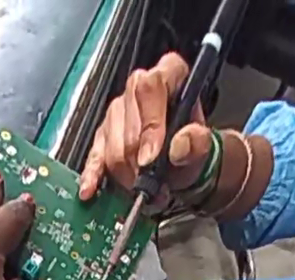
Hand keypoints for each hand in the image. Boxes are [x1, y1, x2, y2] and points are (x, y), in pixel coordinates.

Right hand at [78, 52, 213, 201]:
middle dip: (135, 160)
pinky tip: (91, 189)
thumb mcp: (203, 147)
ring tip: (139, 188)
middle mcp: (138, 89)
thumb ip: (197, 143)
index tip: (150, 158)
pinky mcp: (102, 138)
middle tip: (148, 183)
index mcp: (168, 75)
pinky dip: (93, 175)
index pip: (151, 88)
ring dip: (123, 174)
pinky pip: (94, 157)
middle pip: (126, 122)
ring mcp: (117, 113)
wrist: (179, 168)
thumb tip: (180, 146)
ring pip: (110, 145)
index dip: (149, 125)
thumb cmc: (189, 150)